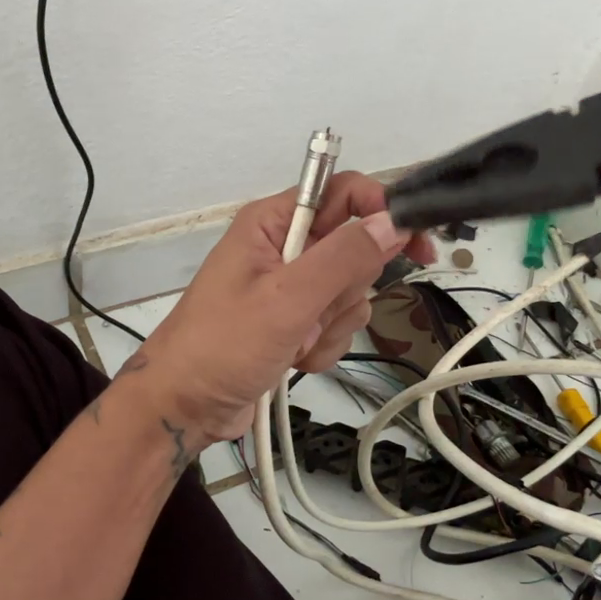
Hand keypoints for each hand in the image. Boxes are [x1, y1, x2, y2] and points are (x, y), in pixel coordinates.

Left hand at [121, 171, 431, 450]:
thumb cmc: (222, 346)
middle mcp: (283, 246)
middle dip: (346, 288)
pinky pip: (335, 324)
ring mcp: (289, 287)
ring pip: (349, 292)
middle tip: (314, 310)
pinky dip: (323, 345)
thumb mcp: (287, 299)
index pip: (344, 192)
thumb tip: (393, 220)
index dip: (382, 212)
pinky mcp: (293, 322)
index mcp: (273, 222)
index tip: (416, 245)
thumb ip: (343, 258)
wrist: (185, 407)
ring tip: (295, 341)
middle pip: (354, 247)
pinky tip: (294, 359)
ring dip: (332, 324)